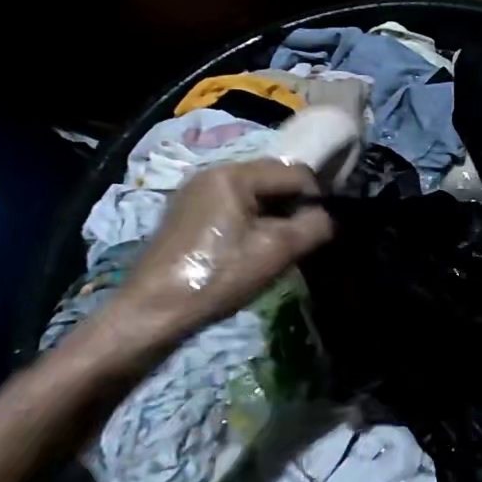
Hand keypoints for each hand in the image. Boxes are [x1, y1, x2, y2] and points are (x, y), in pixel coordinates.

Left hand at [114, 159, 333, 339]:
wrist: (152, 311)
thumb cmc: (217, 277)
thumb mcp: (275, 252)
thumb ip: (313, 227)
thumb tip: (328, 216)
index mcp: (235, 173)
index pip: (295, 172)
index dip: (315, 198)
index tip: (319, 230)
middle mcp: (213, 171)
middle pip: (272, 178)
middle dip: (292, 205)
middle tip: (298, 240)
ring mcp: (195, 190)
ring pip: (252, 192)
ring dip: (271, 214)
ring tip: (274, 247)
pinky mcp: (185, 211)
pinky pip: (231, 203)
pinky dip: (248, 219)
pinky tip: (246, 249)